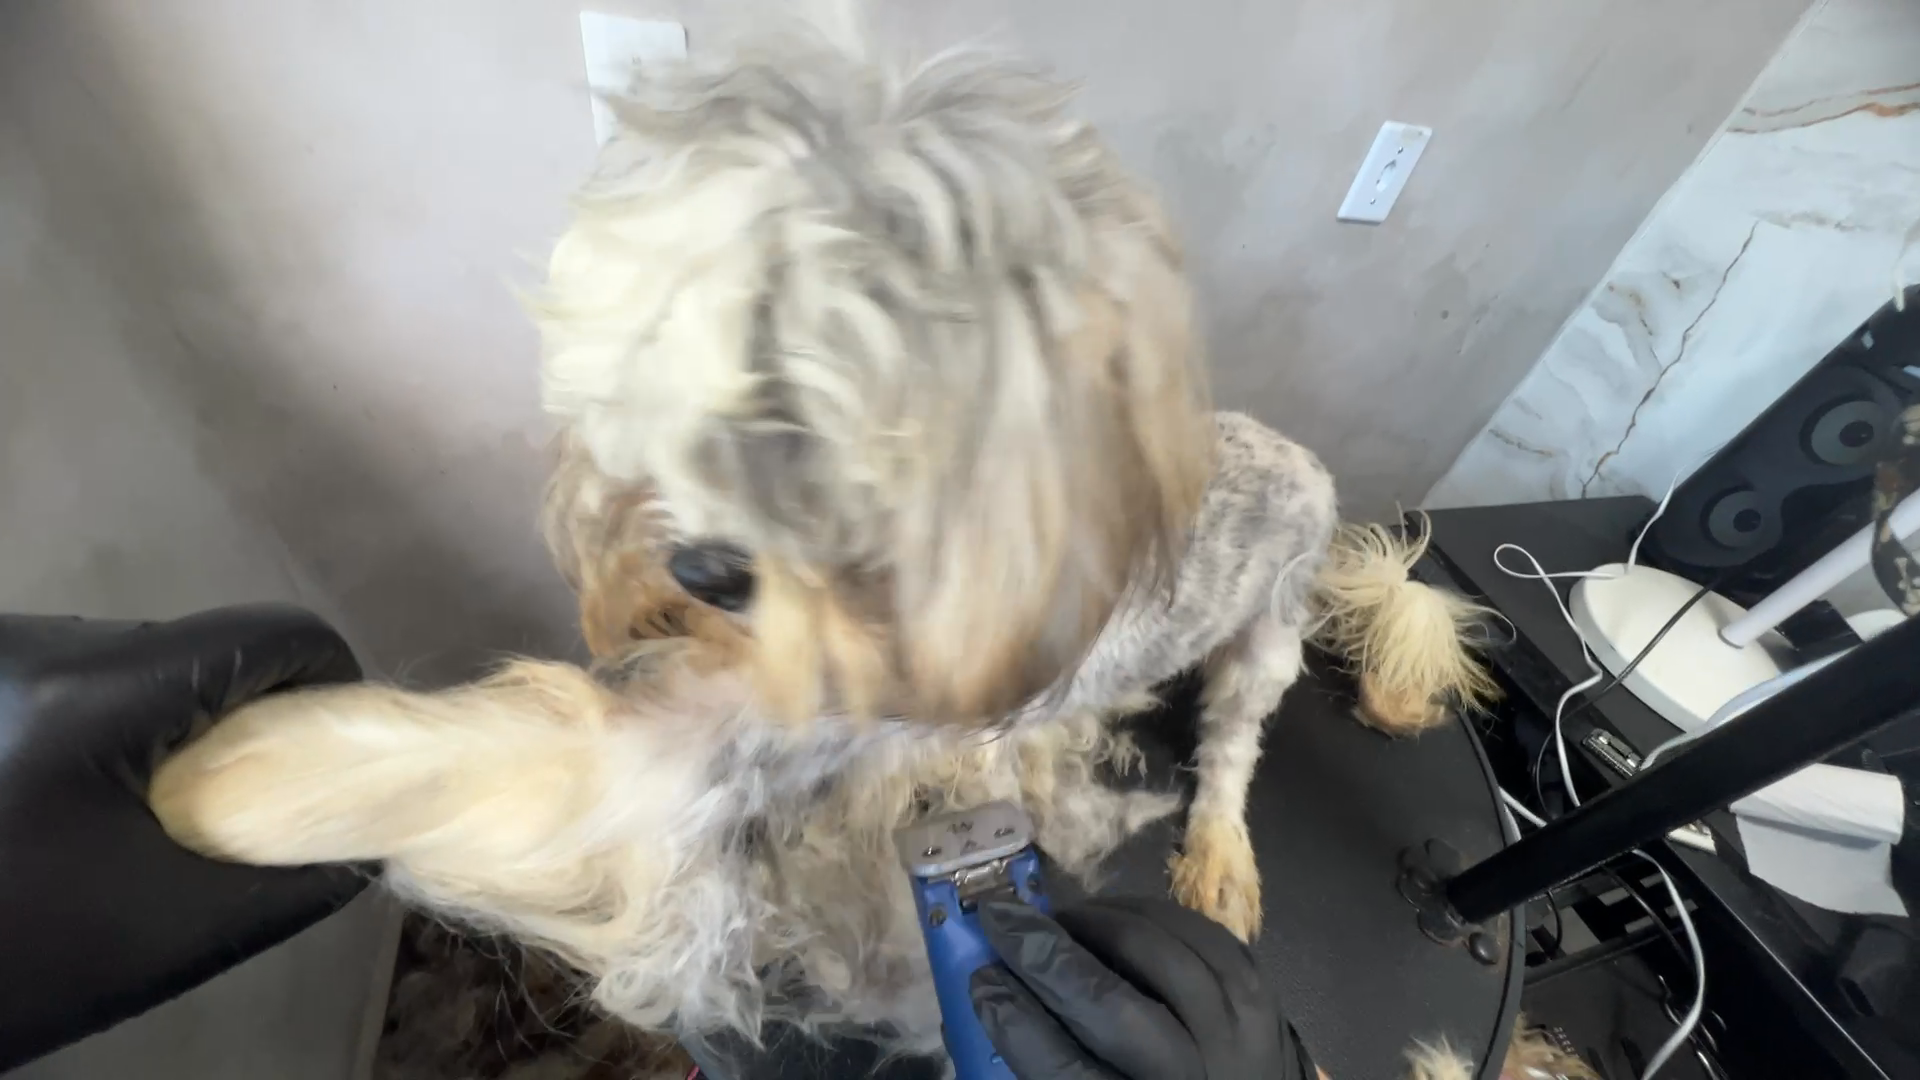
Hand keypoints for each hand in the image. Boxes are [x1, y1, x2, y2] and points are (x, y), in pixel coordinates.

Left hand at [0, 605, 369, 1070]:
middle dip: (239, 709)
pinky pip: (73, 672)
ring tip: (140, 795)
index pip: (271, 633)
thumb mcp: (171, 932)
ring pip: (138, 656)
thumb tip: (371, 833)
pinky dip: (106, 718)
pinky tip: (67, 789)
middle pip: (203, 645)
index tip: (317, 736)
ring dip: (169, 714)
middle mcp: (27, 649)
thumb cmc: (3, 961)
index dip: (322, 675)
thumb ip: (300, 876)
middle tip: (226, 786)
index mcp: (92, 695)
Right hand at [970, 897, 1315, 1079]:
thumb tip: (994, 984)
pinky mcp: (1257, 992)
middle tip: (1002, 918)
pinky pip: (1192, 931)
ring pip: (1155, 955)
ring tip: (1061, 921)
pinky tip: (1113, 916)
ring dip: (1094, 924)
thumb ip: (1050, 1055)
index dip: (1017, 1021)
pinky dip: (1142, 913)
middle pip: (1114, 1010)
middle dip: (1046, 955)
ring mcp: (1238, 1035)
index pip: (1067, 1072)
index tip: (982, 978)